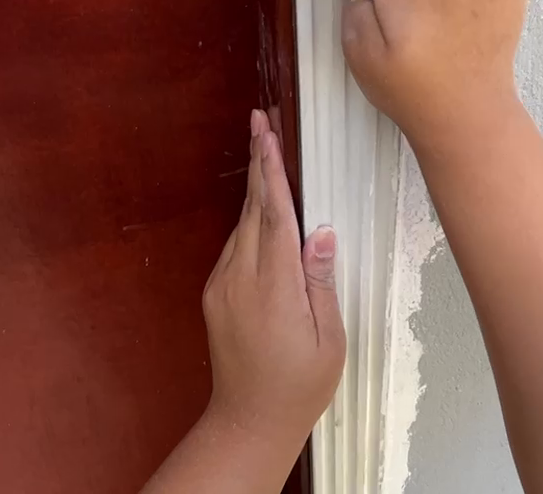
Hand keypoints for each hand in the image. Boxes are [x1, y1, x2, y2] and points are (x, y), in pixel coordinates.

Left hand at [200, 109, 343, 447]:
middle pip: (253, 208)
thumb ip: (320, 279)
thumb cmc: (299, 384)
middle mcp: (241, 278)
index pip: (274, 215)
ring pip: (242, 223)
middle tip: (260, 119)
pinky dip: (250, 218)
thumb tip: (321, 231)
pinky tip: (262, 205)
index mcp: (274, 287)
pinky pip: (236, 244)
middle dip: (258, 160)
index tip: (267, 133)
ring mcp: (222, 284)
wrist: (246, 422)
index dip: (271, 170)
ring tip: (266, 149)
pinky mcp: (215, 291)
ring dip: (255, 186)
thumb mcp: (327, 338)